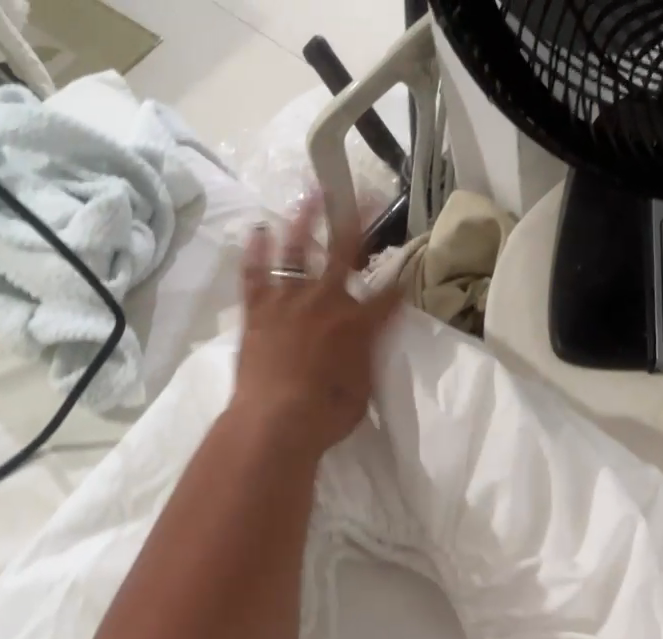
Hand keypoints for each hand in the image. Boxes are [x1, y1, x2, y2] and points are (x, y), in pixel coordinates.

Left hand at [231, 196, 402, 457]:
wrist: (275, 422)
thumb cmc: (326, 415)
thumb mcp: (364, 389)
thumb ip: (368, 356)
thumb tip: (372, 337)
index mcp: (358, 324)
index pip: (387, 297)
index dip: (399, 281)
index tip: (406, 267)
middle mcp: (324, 301)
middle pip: (344, 252)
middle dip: (357, 219)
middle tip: (364, 192)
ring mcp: (287, 301)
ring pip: (297, 250)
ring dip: (305, 219)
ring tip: (310, 193)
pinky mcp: (256, 310)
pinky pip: (255, 272)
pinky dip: (257, 250)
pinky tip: (258, 230)